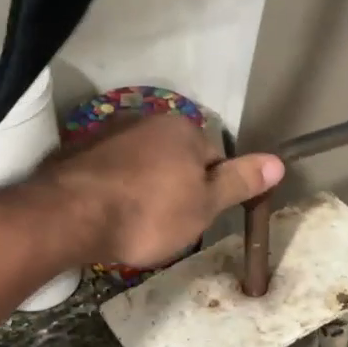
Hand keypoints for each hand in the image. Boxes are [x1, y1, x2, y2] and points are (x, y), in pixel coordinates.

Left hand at [37, 115, 283, 268]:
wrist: (68, 216)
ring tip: (133, 224)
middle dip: (174, 187)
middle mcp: (147, 120)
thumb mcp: (204, 206)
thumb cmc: (147, 214)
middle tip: (164, 226)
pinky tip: (106, 214)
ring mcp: (108, 132)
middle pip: (175, 159)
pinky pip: (109, 172)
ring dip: (142, 189)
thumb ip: (239, 182)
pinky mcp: (78, 152)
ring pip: (141, 165)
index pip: (214, 158)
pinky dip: (112, 189)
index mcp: (184, 130)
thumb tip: (279, 162)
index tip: (195, 219)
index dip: (210, 192)